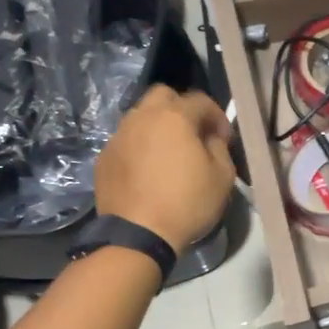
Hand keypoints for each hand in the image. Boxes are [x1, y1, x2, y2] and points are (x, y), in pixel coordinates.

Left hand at [94, 86, 234, 250]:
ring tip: (170, 153)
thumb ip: (219, 148)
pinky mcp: (104, 157)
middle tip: (194, 135)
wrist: (138, 234)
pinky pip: (126, 140)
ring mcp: (118, 136)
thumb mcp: (222, 177)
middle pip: (163, 95)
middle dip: (182, 108)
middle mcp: (142, 117)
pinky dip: (141, 146)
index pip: (200, 100)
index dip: (217, 116)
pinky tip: (149, 171)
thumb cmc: (187, 203)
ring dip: (158, 126)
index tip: (224, 140)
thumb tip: (210, 138)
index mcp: (174, 117)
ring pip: (140, 116)